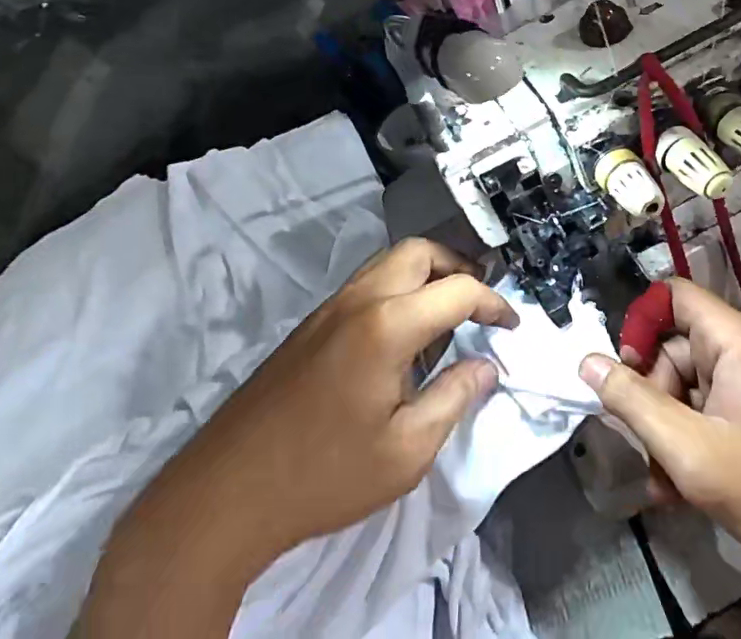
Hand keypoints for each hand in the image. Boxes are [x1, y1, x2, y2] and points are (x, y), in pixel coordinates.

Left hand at [87, 238, 516, 637]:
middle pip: (418, 251)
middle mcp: (358, 300)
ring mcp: (329, 308)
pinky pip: (366, 285)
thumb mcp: (406, 450)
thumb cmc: (326, 474)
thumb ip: (453, 398)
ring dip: (425, 275)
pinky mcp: (311, 325)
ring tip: (447, 319)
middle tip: (479, 305)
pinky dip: (398, 291)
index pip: (457, 289)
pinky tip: (405, 338)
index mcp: (387, 325)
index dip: (493, 302)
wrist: (229, 488)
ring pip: (388, 263)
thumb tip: (485, 367)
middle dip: (458, 267)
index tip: (511, 325)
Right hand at [580, 280, 740, 638]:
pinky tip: (679, 490)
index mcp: (736, 343)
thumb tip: (587, 361)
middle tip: (646, 443)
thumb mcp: (689, 450)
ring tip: (664, 480)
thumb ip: (632, 401)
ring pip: (683, 389)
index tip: (624, 369)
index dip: (640, 323)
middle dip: (650, 395)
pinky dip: (685, 445)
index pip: (673, 296)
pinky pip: (702, 415)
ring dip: (663, 431)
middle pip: (672, 349)